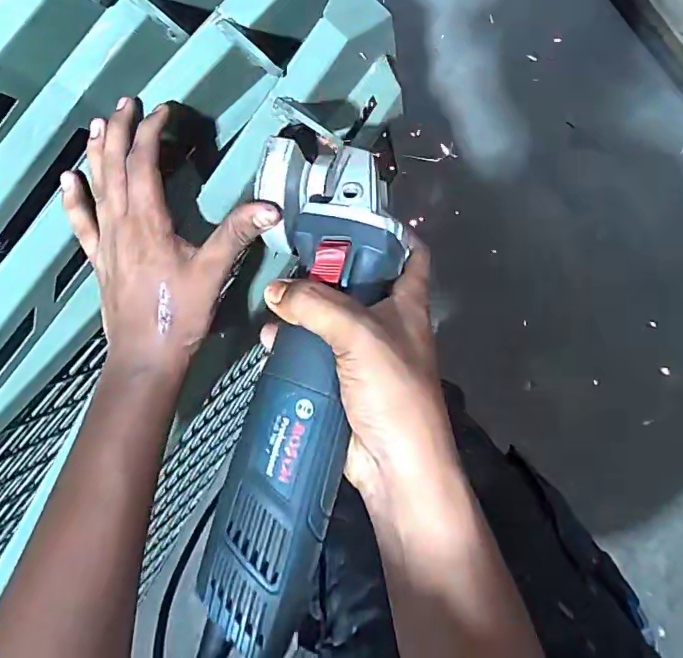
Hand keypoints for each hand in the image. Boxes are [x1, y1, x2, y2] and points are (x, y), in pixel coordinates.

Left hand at [62, 97, 279, 375]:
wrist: (143, 359)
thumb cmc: (178, 315)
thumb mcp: (213, 273)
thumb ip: (237, 234)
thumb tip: (270, 206)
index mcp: (147, 222)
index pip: (143, 164)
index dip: (151, 132)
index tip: (164, 111)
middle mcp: (120, 224)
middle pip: (114, 167)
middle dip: (119, 131)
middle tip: (126, 102)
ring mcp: (104, 241)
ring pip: (96, 187)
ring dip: (96, 153)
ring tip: (97, 124)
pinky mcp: (98, 259)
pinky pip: (81, 221)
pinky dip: (74, 198)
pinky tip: (67, 180)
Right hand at [261, 241, 456, 509]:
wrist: (395, 466)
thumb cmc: (393, 389)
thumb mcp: (357, 334)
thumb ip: (316, 305)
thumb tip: (275, 290)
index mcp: (407, 302)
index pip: (411, 254)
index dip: (393, 232)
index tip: (359, 216)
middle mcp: (388, 321)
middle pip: (360, 281)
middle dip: (330, 268)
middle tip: (296, 253)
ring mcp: (364, 351)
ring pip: (331, 316)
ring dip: (305, 307)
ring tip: (275, 295)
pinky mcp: (342, 378)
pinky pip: (315, 350)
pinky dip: (294, 342)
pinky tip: (271, 337)